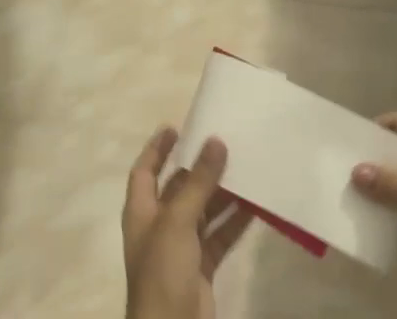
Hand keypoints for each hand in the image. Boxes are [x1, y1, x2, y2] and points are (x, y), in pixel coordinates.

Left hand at [122, 127, 255, 318]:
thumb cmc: (163, 270)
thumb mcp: (177, 221)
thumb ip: (198, 182)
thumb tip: (215, 141)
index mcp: (141, 212)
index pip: (145, 171)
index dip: (156, 148)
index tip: (176, 126)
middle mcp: (159, 226)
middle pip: (178, 188)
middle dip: (199, 168)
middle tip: (224, 143)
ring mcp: (180, 249)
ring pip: (203, 211)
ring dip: (222, 193)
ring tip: (246, 169)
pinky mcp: (201, 267)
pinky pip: (219, 236)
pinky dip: (235, 222)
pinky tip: (256, 206)